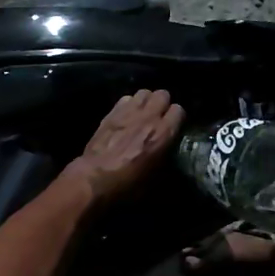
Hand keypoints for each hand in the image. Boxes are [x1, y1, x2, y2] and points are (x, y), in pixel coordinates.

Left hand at [61, 89, 185, 205]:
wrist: (95, 177)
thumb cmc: (128, 183)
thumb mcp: (156, 179)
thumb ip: (166, 162)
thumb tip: (170, 160)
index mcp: (163, 133)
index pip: (179, 110)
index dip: (177, 118)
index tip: (173, 126)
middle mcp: (149, 117)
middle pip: (163, 94)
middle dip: (162, 104)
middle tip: (158, 117)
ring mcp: (129, 111)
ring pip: (144, 92)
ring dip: (146, 101)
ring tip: (143, 113)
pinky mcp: (112, 112)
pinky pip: (126, 98)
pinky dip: (129, 104)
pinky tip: (126, 116)